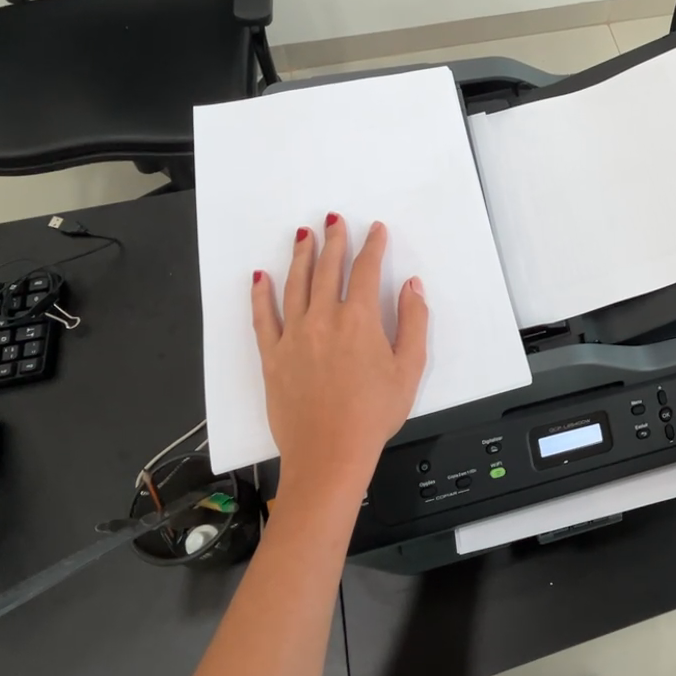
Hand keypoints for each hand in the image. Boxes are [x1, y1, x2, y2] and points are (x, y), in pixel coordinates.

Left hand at [250, 214, 427, 491]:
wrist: (330, 455)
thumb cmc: (373, 415)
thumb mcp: (409, 368)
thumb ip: (414, 321)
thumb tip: (412, 286)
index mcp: (360, 321)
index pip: (366, 270)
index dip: (372, 246)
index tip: (376, 230)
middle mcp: (324, 320)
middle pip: (329, 269)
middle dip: (334, 240)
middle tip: (335, 220)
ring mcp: (294, 336)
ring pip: (296, 284)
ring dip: (301, 256)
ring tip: (304, 234)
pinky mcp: (273, 357)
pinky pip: (263, 318)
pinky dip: (261, 295)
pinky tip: (261, 277)